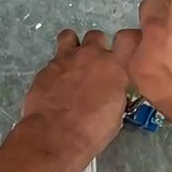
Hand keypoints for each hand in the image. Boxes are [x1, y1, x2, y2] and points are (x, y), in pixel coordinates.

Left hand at [15, 29, 138, 164]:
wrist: (56, 135)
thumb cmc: (93, 129)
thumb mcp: (116, 112)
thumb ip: (115, 90)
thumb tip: (112, 87)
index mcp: (114, 66)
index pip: (126, 40)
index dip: (122, 47)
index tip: (119, 58)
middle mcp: (90, 56)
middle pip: (95, 36)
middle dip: (95, 47)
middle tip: (94, 65)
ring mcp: (65, 59)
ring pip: (69, 36)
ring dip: (72, 46)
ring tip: (71, 64)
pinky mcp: (45, 68)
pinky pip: (53, 61)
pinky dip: (55, 70)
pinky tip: (55, 86)